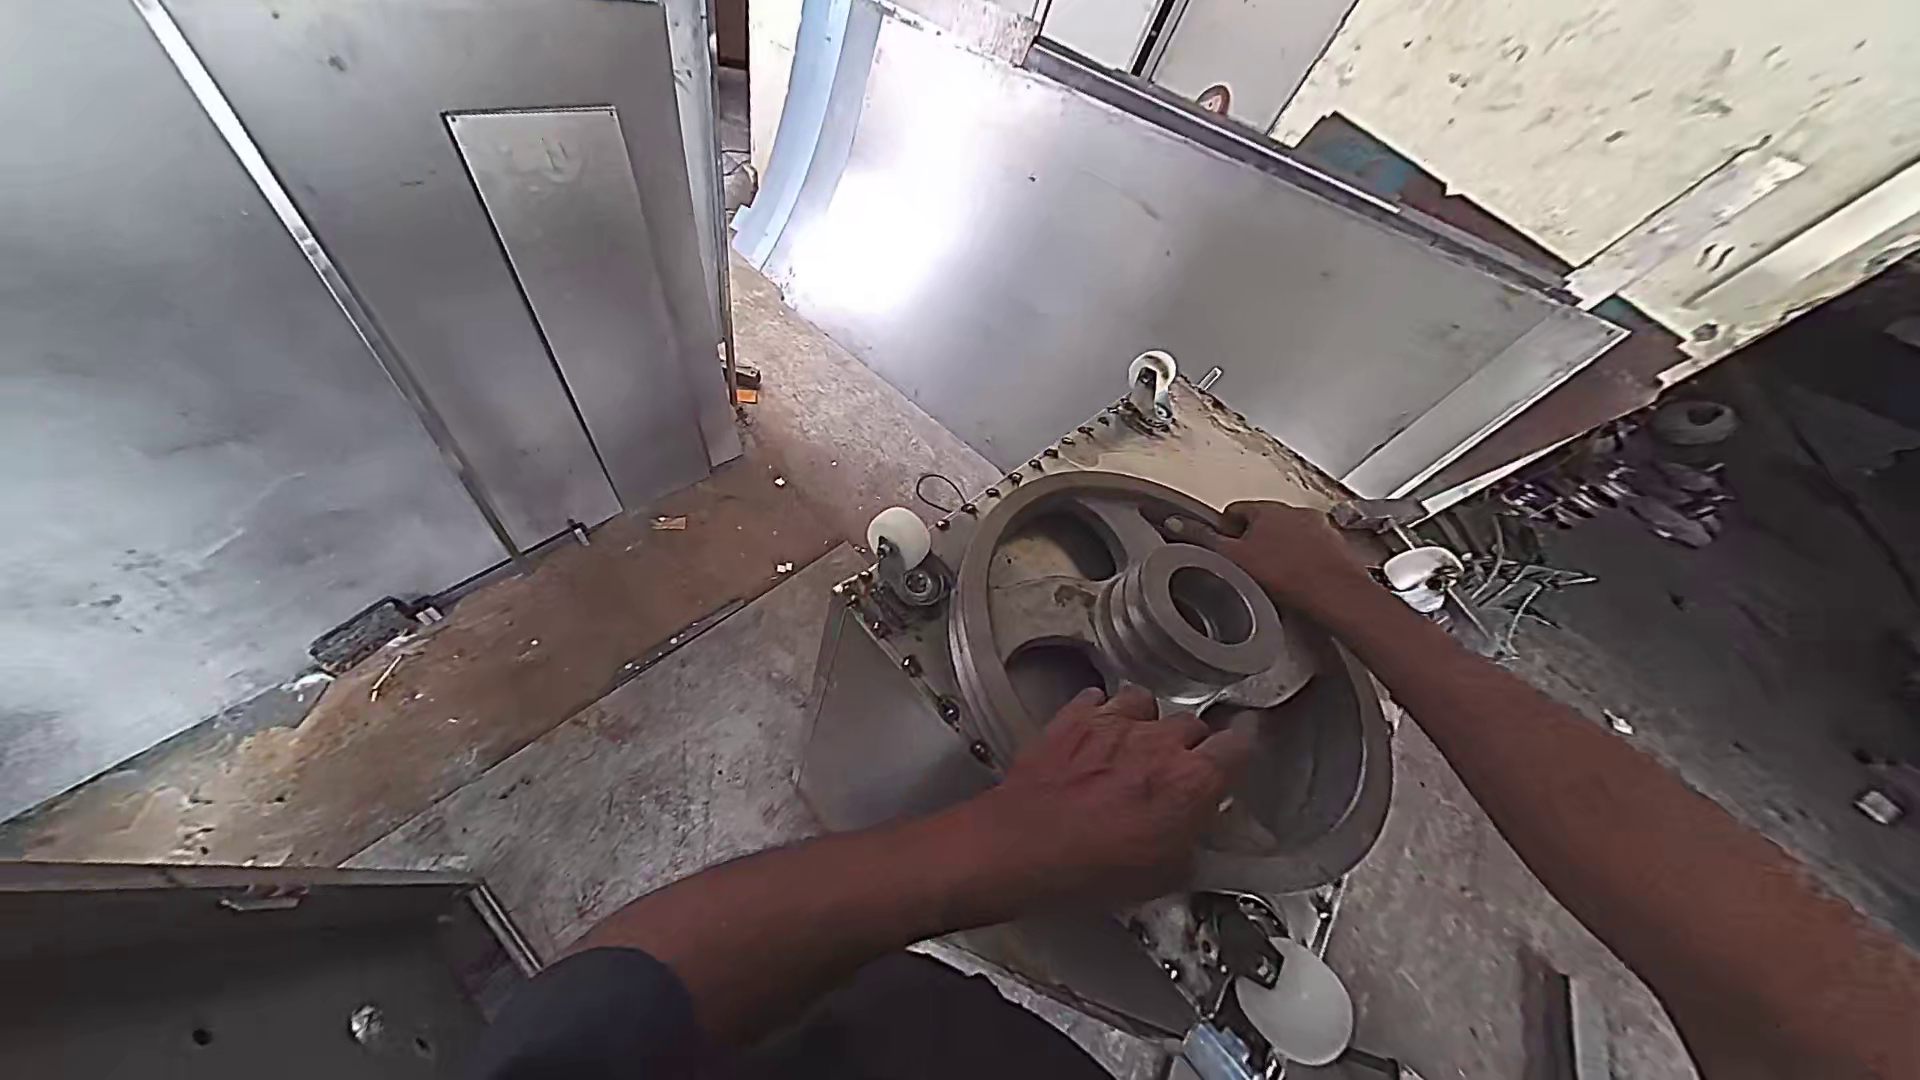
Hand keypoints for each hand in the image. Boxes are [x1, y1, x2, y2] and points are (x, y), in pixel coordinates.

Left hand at [965, 684, 1251, 908]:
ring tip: (1133, 744)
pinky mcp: (1075, 716)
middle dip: (1189, 744)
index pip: (1237, 747)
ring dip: (1145, 721)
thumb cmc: (1094, 868)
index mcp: (1191, 780)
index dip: (1237, 752)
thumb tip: (1199, 831)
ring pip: (1145, 702)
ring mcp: (1113, 722)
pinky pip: (1097, 698)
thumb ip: (1194, 840)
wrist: (1029, 844)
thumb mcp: (1165, 873)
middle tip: (1175, 769)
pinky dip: (1100, 711)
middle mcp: (1156, 741)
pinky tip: (1094, 731)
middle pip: (1190, 724)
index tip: (1233, 758)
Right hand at [1175, 501, 1374, 616]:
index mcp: (1268, 509)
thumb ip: (1203, 538)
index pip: (1235, 510)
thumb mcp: (1233, 557)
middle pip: (1263, 521)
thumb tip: (1174, 523)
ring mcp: (1320, 527)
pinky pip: (1311, 548)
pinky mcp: (1337, 546)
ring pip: (1289, 534)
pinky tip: (1297, 579)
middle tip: (1248, 565)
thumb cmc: (1286, 575)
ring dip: (1280, 548)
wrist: (1335, 594)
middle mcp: (1295, 511)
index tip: (1226, 548)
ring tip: (1274, 574)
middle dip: (1254, 538)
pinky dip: (1303, 559)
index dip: (1225, 530)